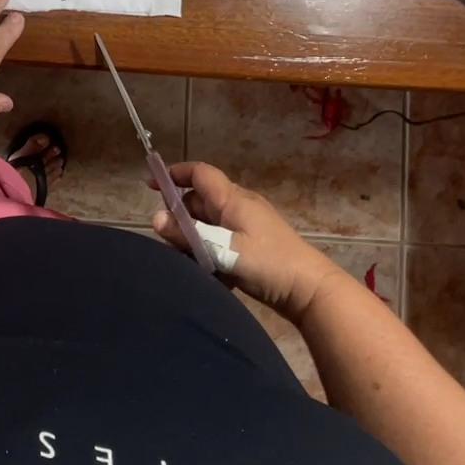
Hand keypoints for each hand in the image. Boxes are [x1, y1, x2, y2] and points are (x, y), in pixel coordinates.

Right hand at [151, 162, 342, 321]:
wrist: (312, 292)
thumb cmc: (269, 263)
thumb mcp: (224, 250)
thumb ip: (189, 235)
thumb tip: (155, 219)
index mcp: (233, 199)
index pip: (199, 173)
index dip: (174, 174)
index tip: (151, 185)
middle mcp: (239, 207)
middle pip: (200, 200)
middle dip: (181, 216)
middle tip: (168, 238)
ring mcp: (248, 226)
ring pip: (210, 224)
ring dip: (195, 239)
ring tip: (189, 260)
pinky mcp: (253, 246)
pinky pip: (222, 240)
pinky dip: (212, 252)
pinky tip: (212, 274)